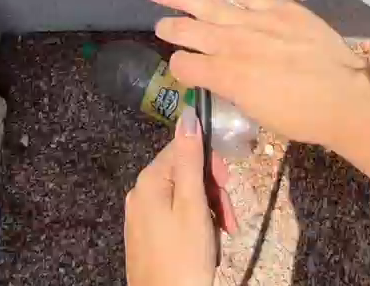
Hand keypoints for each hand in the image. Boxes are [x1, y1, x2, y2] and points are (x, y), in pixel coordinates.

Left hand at [125, 110, 237, 285]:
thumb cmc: (183, 255)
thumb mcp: (193, 204)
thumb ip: (190, 158)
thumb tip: (188, 113)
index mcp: (149, 180)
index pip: (184, 148)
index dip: (209, 162)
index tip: (227, 184)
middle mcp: (140, 192)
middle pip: (184, 173)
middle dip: (211, 191)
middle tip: (229, 218)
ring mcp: (141, 217)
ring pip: (183, 197)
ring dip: (208, 210)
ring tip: (223, 235)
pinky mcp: (146, 238)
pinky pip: (175, 217)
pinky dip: (195, 225)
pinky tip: (207, 245)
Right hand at [141, 0, 369, 147]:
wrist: (343, 96)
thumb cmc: (302, 117)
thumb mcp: (257, 113)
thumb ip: (232, 90)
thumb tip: (217, 76)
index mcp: (227, 77)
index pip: (186, 66)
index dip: (179, 67)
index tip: (180, 67)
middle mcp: (234, 44)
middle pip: (189, 31)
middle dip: (169, 27)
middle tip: (156, 23)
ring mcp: (254, 20)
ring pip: (207, 3)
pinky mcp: (276, 5)